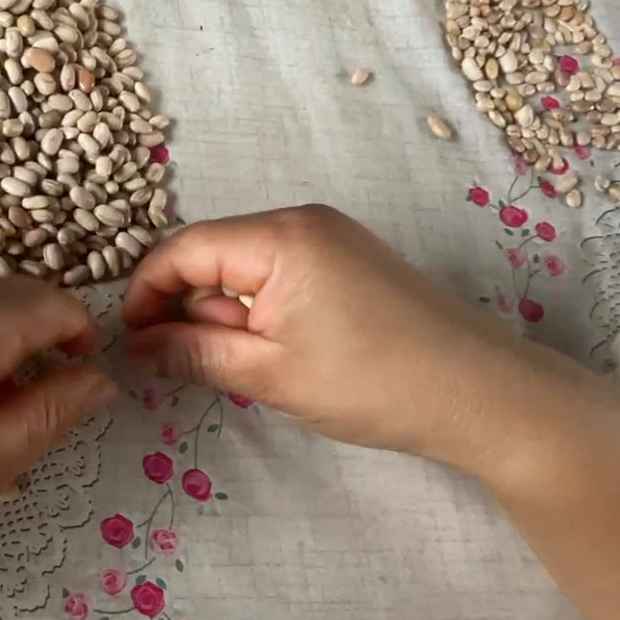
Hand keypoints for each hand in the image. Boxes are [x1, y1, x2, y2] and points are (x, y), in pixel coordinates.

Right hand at [122, 206, 589, 472]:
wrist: (489, 398)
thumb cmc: (374, 383)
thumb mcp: (268, 373)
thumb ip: (191, 351)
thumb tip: (134, 345)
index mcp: (279, 237)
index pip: (182, 250)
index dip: (146, 292)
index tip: (130, 339)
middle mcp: (299, 220)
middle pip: (209, 254)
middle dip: (187, 306)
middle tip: (187, 361)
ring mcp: (326, 236)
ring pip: (239, 266)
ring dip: (223, 312)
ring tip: (247, 362)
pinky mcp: (344, 258)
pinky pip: (273, 273)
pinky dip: (255, 309)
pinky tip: (274, 348)